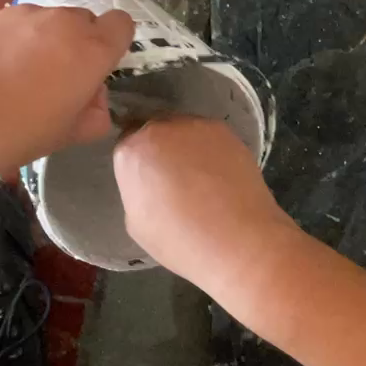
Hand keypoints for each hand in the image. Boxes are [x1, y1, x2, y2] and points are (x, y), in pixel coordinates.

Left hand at [0, 2, 133, 179]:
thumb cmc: (19, 133)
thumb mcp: (69, 135)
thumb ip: (95, 115)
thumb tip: (94, 101)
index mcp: (92, 51)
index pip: (122, 24)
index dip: (114, 43)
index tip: (97, 68)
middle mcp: (64, 23)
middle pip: (85, 21)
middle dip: (79, 44)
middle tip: (58, 79)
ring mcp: (27, 15)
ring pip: (51, 21)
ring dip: (47, 40)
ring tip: (20, 76)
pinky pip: (20, 24)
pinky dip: (17, 40)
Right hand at [113, 117, 298, 280]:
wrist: (239, 240)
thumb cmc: (181, 240)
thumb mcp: (136, 222)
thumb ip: (136, 189)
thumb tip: (151, 182)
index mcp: (132, 151)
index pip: (126, 145)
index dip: (138, 164)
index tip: (148, 182)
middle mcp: (161, 127)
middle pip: (153, 130)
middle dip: (159, 149)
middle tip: (172, 178)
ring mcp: (196, 125)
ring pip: (182, 130)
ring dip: (184, 147)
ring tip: (200, 178)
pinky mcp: (226, 131)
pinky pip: (208, 137)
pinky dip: (209, 151)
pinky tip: (219, 176)